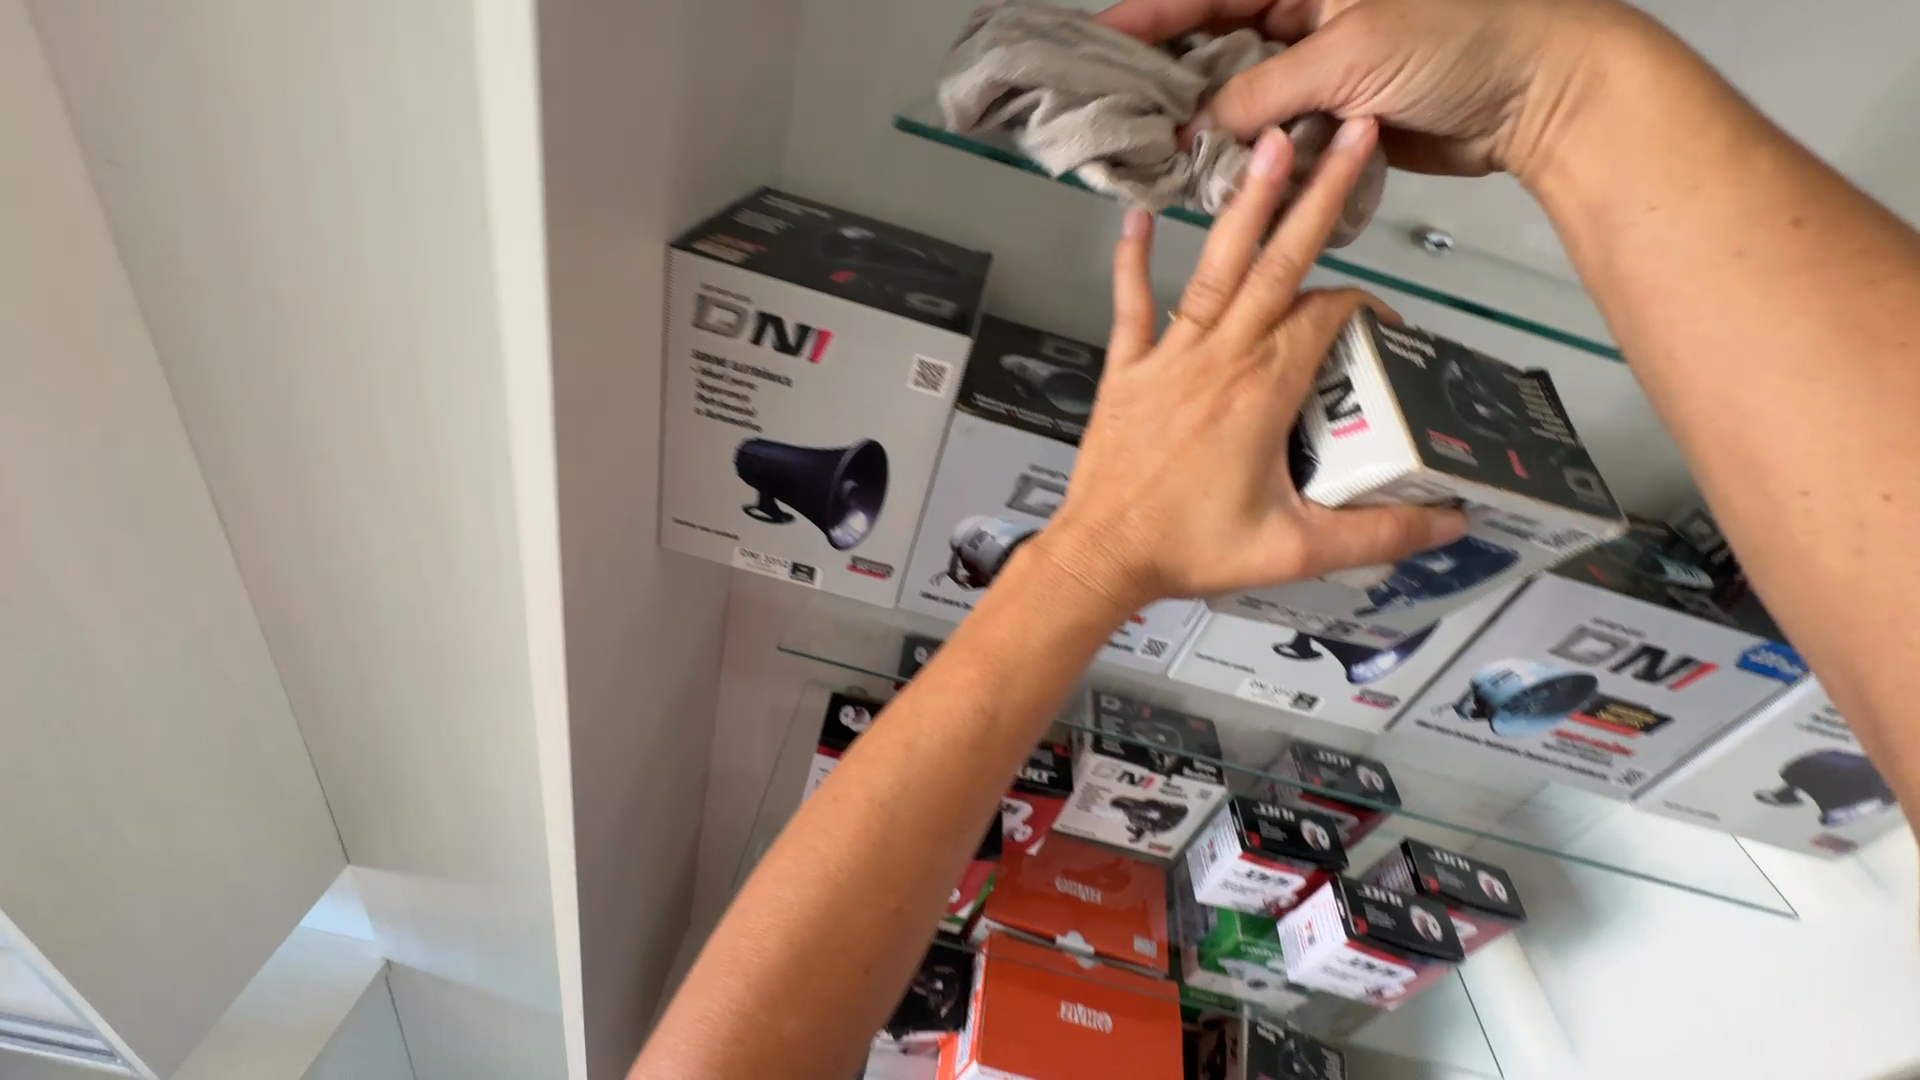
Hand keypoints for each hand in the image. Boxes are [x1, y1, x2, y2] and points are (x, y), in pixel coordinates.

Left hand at [1033, 117, 1468, 614]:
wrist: (1105, 555)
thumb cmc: (1187, 549)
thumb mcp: (1295, 551)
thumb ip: (1379, 534)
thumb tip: (1450, 521)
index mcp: (1262, 392)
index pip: (1328, 318)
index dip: (1362, 307)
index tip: (1376, 321)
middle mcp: (1218, 361)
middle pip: (1282, 265)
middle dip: (1322, 198)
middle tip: (1350, 137)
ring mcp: (1167, 360)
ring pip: (1216, 269)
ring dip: (1246, 206)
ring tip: (1269, 146)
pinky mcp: (1127, 372)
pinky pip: (1131, 306)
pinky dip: (1133, 262)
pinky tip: (1137, 219)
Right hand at [1094, 0, 1632, 180]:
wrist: (1535, 93)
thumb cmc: (1462, 41)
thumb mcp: (1350, 54)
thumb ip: (1261, 93)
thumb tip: (1193, 132)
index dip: (1152, 15)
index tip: (1100, 40)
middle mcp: (1306, 11)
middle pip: (1215, 39)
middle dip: (1167, 73)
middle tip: (1118, 105)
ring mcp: (1316, 62)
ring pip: (1236, 90)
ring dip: (1201, 119)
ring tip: (1154, 144)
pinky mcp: (1326, 108)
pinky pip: (1267, 127)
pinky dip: (1240, 147)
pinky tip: (1209, 164)